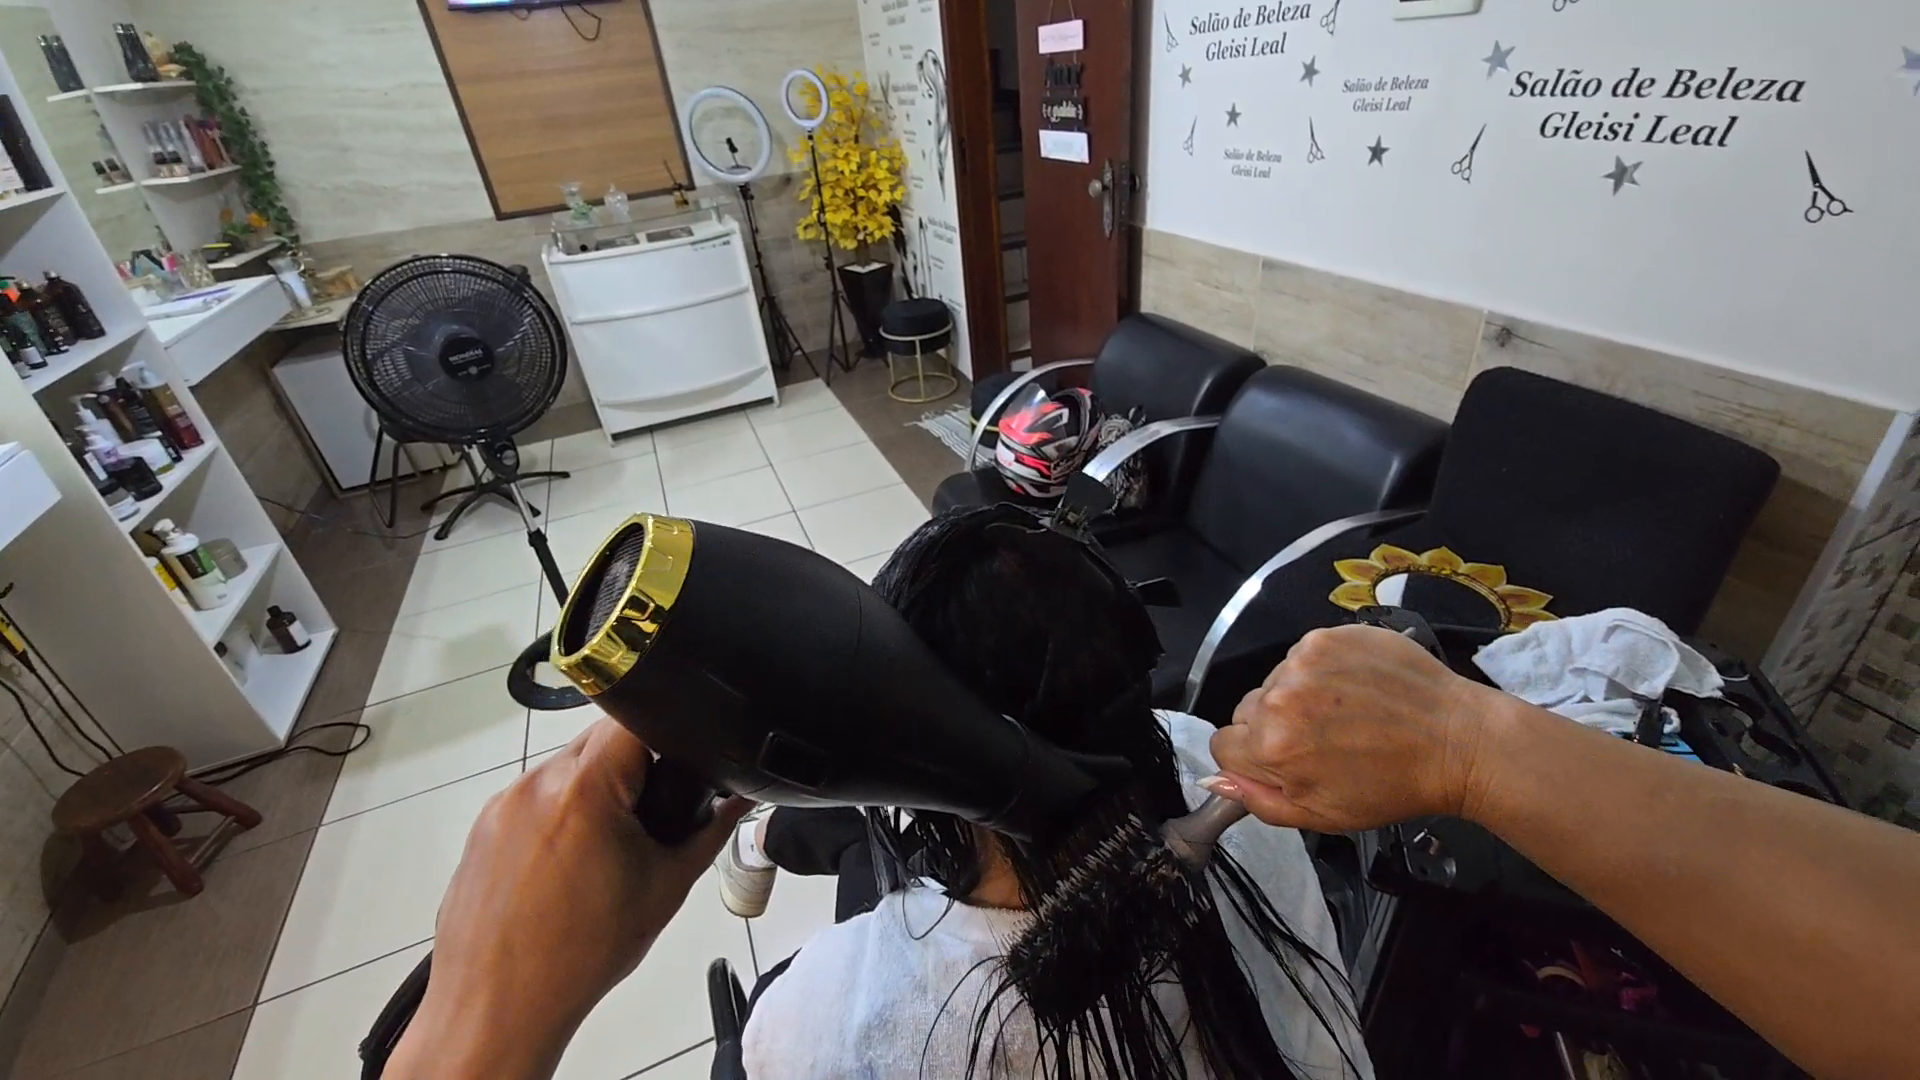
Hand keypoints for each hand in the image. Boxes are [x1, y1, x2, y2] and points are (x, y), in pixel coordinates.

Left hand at [387, 718, 751, 1079]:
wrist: (495, 1013)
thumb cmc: (581, 954)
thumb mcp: (667, 886)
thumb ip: (711, 830)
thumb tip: (740, 800)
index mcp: (584, 790)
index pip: (635, 718)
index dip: (667, 731)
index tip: (680, 761)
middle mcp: (535, 785)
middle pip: (600, 738)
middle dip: (634, 760)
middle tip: (653, 807)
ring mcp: (501, 805)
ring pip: (567, 765)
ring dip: (597, 784)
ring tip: (612, 840)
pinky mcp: (482, 827)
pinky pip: (536, 794)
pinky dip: (563, 809)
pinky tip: (573, 858)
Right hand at [1206, 625, 1505, 832]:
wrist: (1461, 741)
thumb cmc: (1394, 785)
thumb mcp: (1322, 815)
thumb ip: (1259, 801)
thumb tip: (1213, 780)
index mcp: (1272, 747)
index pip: (1223, 744)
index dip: (1251, 758)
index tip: (1284, 760)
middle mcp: (1278, 698)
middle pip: (1245, 711)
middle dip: (1271, 726)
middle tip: (1320, 739)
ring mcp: (1302, 662)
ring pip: (1273, 683)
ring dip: (1296, 697)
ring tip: (1344, 713)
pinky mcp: (1325, 637)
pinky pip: (1300, 657)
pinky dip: (1320, 672)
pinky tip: (1353, 689)